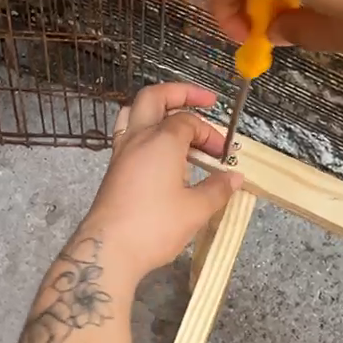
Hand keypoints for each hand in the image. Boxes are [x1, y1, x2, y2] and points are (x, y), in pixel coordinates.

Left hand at [74, 84, 243, 281]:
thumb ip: (217, 189)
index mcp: (162, 140)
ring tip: (176, 119)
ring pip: (135, 112)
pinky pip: (128, 133)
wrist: (108, 249)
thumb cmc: (154, 226)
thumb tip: (234, 178)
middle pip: (154, 97)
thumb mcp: (196, 210)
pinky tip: (160, 151)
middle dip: (181, 93)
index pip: (189, 120)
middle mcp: (139, 137)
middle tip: (204, 101)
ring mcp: (122, 152)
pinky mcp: (114, 169)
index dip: (210, 133)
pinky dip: (146, 131)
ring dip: (157, 109)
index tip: (224, 154)